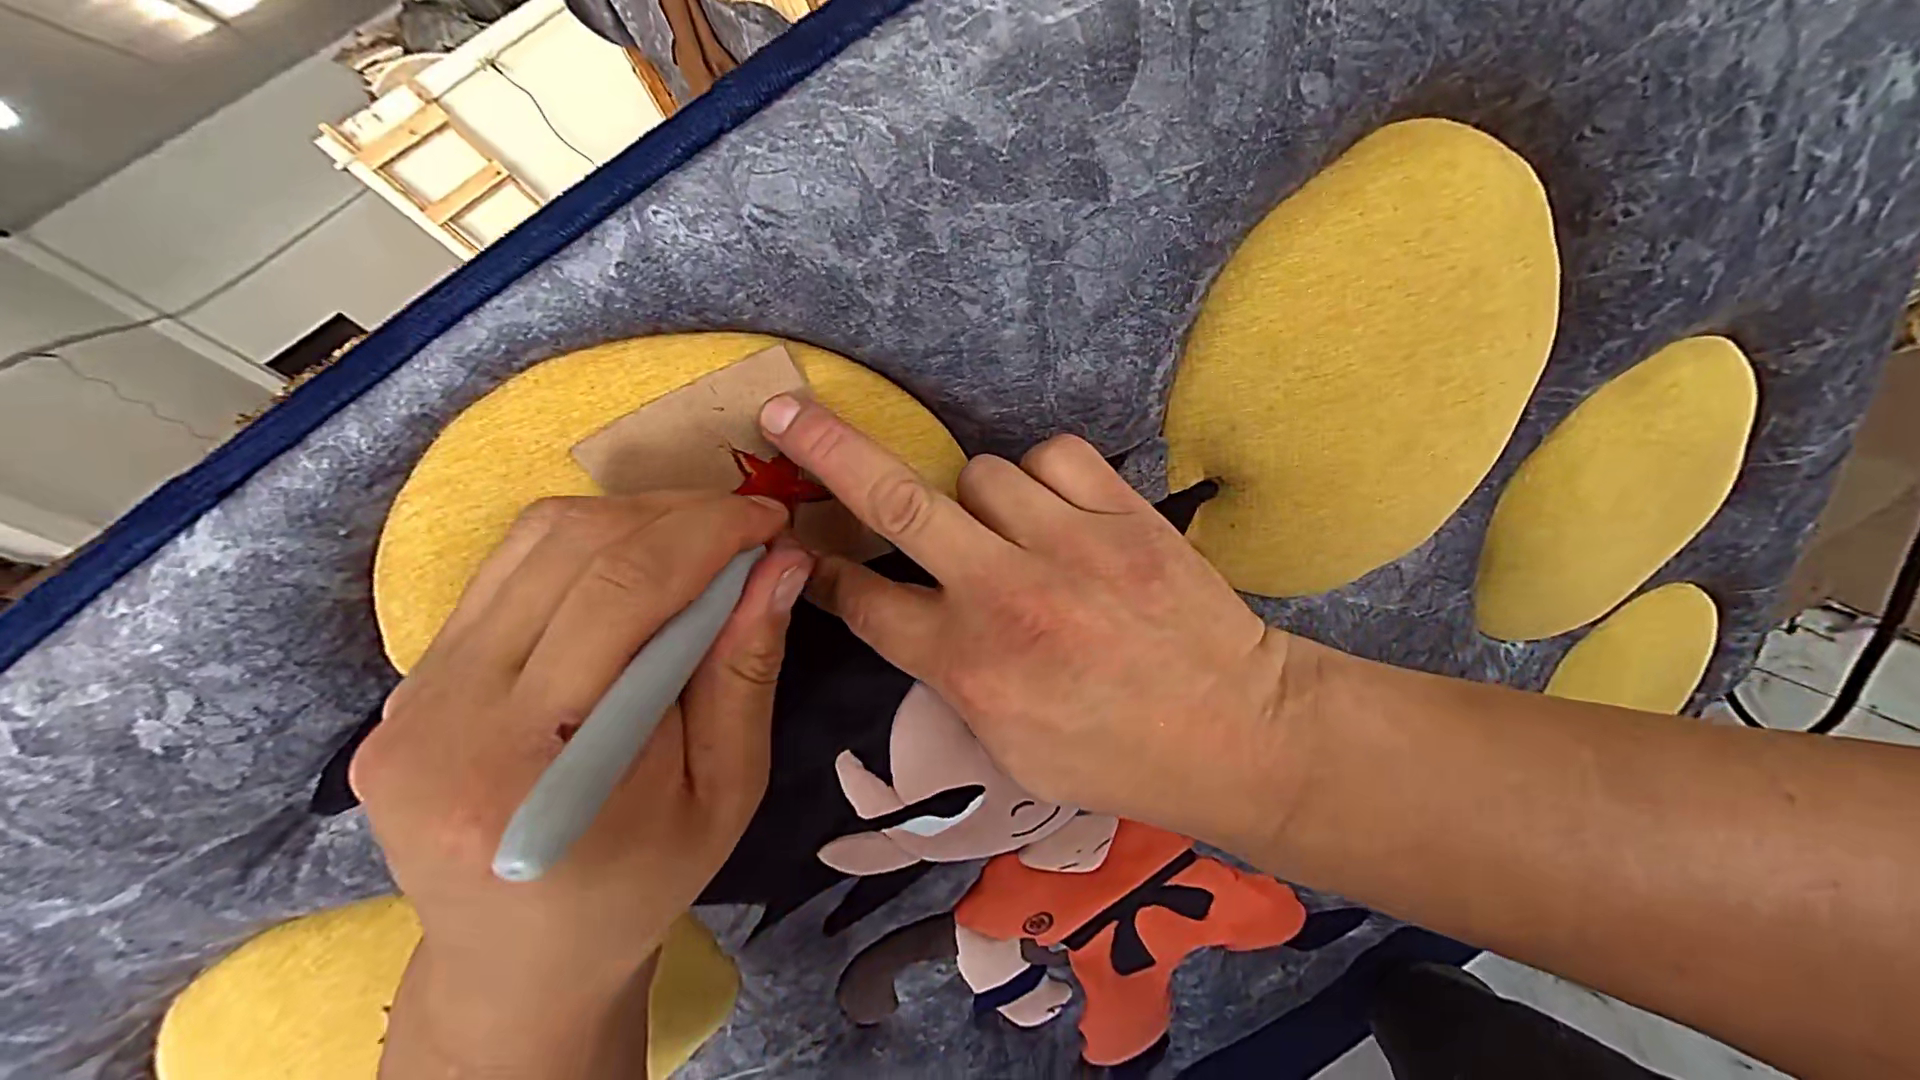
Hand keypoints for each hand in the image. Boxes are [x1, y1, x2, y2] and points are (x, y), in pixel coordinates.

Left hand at [353, 492, 811, 1076]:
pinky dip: (590, 544)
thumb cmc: (643, 884)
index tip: (771, 520)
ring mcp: (412, 694)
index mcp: (529, 768)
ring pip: (535, 542)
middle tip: (748, 523)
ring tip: (702, 537)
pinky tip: (641, 562)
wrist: (521, 956)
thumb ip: (746, 670)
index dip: (706, 534)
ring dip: (635, 518)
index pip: (622, 595)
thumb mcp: (727, 789)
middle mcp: (445, 715)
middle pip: (573, 550)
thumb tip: (781, 565)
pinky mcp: (410, 681)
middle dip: (679, 515)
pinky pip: (510, 570)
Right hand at [759, 396, 1304, 852]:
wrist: (1236, 730)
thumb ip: (949, 674)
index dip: (820, 571)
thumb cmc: (1115, 755)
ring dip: (978, 496)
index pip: (864, 600)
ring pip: (980, 472)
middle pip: (895, 504)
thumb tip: (909, 614)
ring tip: (1012, 531)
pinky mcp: (1123, 513)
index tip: (796, 546)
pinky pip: (1053, 454)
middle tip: (787, 412)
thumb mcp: (1007, 743)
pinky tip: (1057, 508)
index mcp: (968, 666)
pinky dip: (1042, 475)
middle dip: (829, 451)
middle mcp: (1004, 594)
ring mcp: (1067, 544)